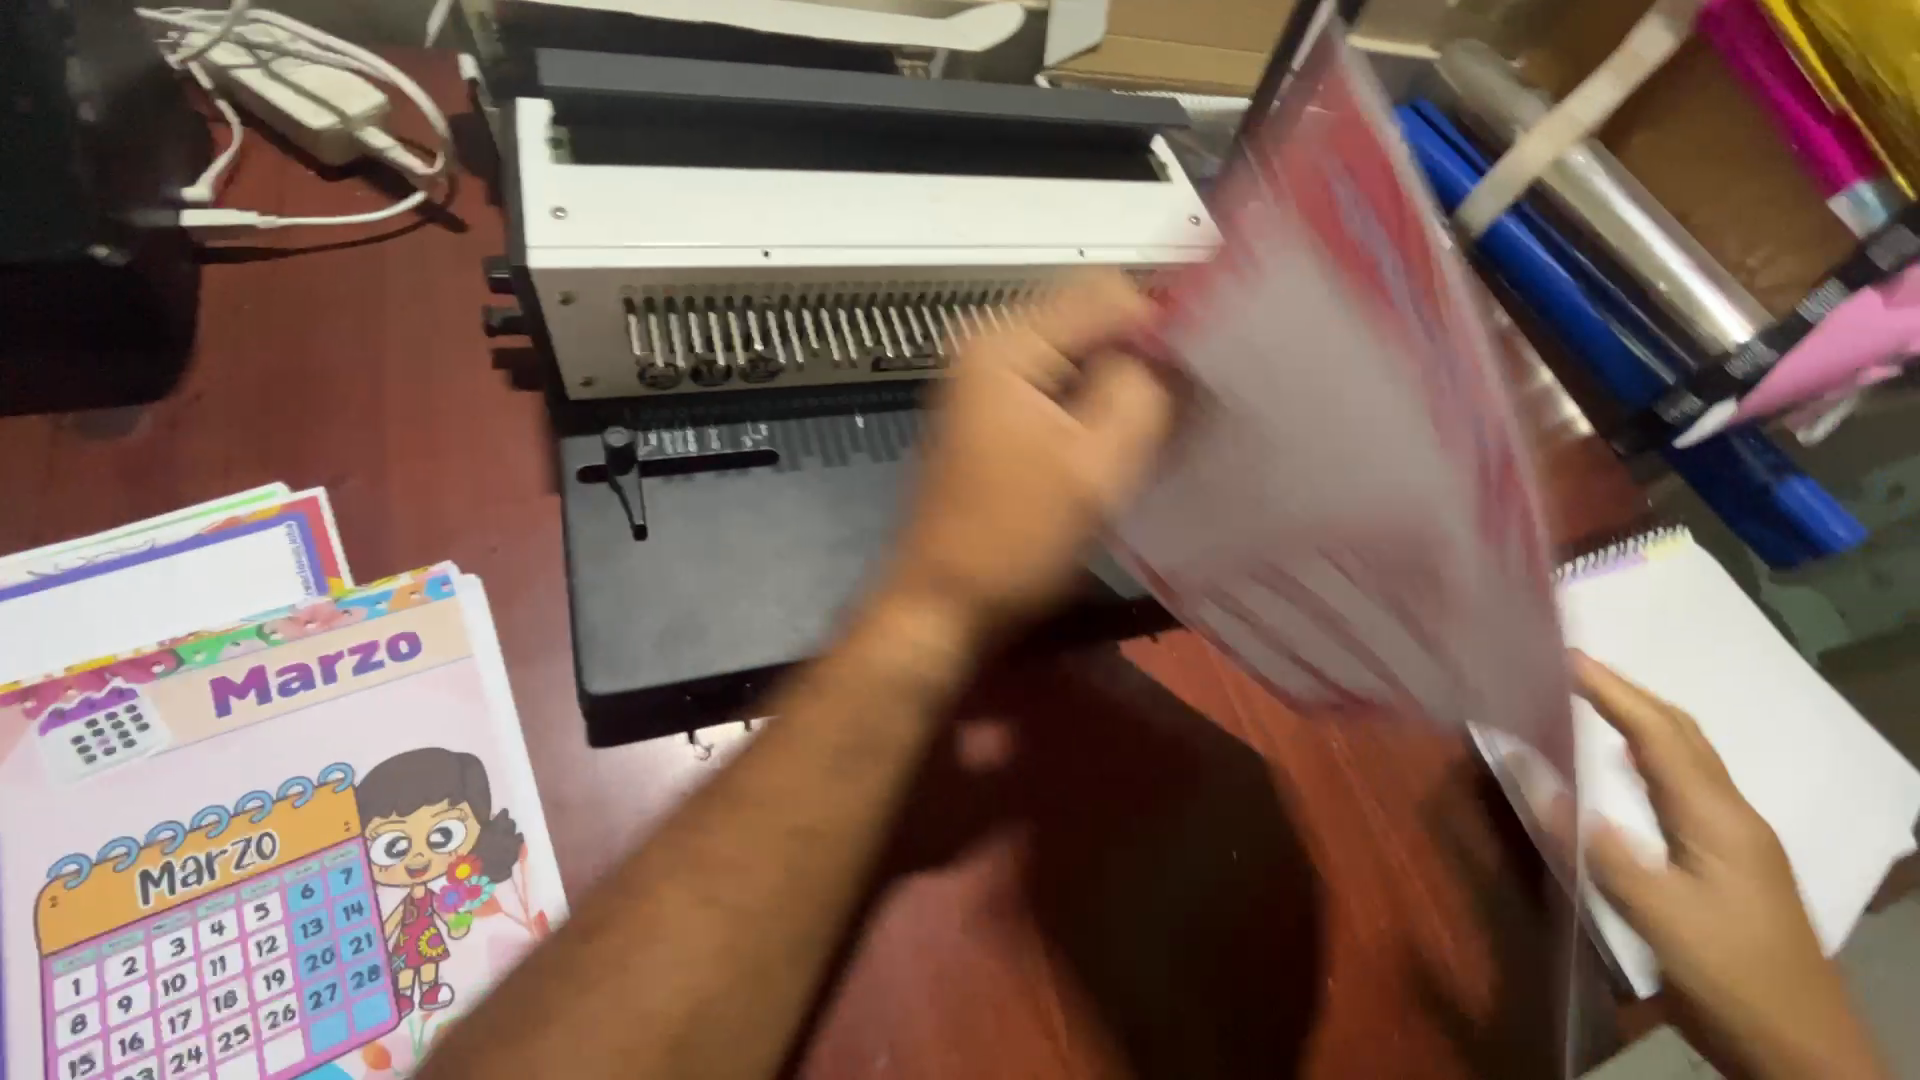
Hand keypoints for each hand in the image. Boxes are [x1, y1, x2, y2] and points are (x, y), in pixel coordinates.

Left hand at [881, 272, 1173, 638]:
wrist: (941, 605)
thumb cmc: (1013, 540)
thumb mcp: (1096, 466)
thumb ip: (1145, 391)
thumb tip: (1175, 352)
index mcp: (1005, 342)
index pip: (1109, 293)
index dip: (1164, 325)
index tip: (1209, 373)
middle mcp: (989, 346)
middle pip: (1092, 322)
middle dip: (1145, 358)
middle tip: (1192, 405)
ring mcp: (987, 382)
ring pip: (1081, 359)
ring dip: (1125, 387)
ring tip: (1168, 428)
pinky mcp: (994, 417)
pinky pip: (1061, 391)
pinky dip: (1097, 409)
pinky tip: (1126, 443)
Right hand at [1572, 653, 1887, 1079]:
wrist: (1799, 1048)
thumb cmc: (1724, 970)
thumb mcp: (1649, 906)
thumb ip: (1587, 837)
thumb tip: (1530, 772)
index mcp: (1716, 817)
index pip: (1658, 733)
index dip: (1610, 690)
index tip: (1563, 656)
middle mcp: (1732, 815)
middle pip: (1682, 734)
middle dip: (1627, 693)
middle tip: (1569, 668)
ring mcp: (1735, 837)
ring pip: (1685, 757)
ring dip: (1637, 719)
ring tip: (1585, 700)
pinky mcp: (1726, 858)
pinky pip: (1681, 784)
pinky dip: (1644, 755)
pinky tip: (1618, 766)